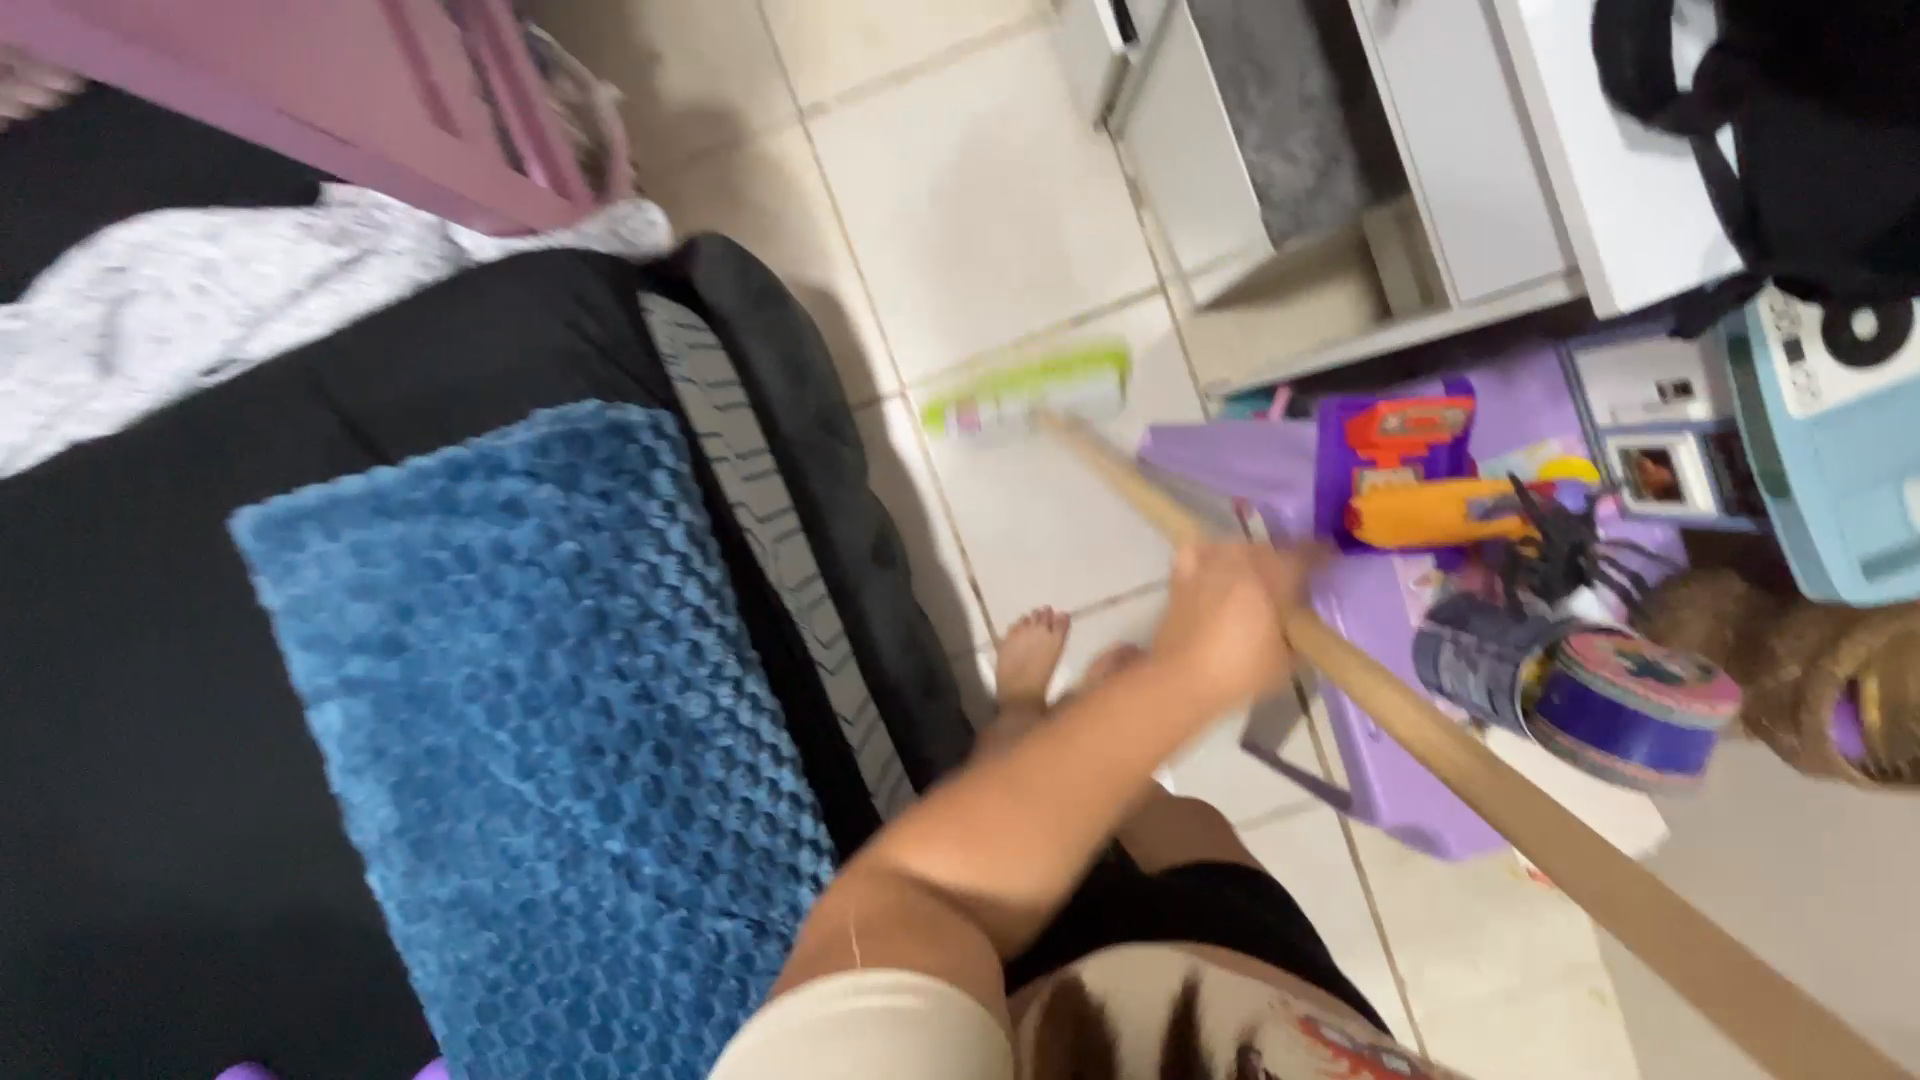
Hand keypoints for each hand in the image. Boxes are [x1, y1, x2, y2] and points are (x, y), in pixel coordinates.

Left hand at [1148, 541, 1322, 712]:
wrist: (1181, 677)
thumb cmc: (1239, 672)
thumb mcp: (1285, 659)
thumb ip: (1298, 634)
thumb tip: (1300, 623)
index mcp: (1270, 579)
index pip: (1303, 555)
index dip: (1319, 554)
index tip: (1329, 558)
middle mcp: (1238, 563)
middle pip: (1267, 550)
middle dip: (1282, 560)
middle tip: (1290, 578)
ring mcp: (1207, 566)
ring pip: (1235, 548)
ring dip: (1249, 558)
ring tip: (1254, 576)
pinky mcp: (1181, 577)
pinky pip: (1199, 553)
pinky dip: (1210, 555)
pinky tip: (1215, 568)